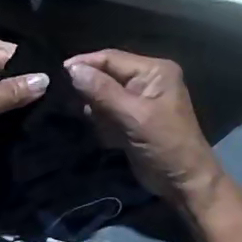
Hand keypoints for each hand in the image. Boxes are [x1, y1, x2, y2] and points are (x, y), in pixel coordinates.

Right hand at [65, 49, 222, 206]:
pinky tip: (109, 137)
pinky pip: (106, 111)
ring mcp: (139, 99)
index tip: (58, 74)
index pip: (111, 58)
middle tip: (73, 106)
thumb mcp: (134, 117)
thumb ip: (102, 92)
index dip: (84, 64)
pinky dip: (102, 122)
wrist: (183, 183)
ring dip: (96, 110)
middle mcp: (146, 79)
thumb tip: (72, 69)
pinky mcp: (131, 118)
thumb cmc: (165, 146)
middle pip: (105, 75)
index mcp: (154, 70)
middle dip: (90, 91)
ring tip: (100, 126)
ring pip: (102, 95)